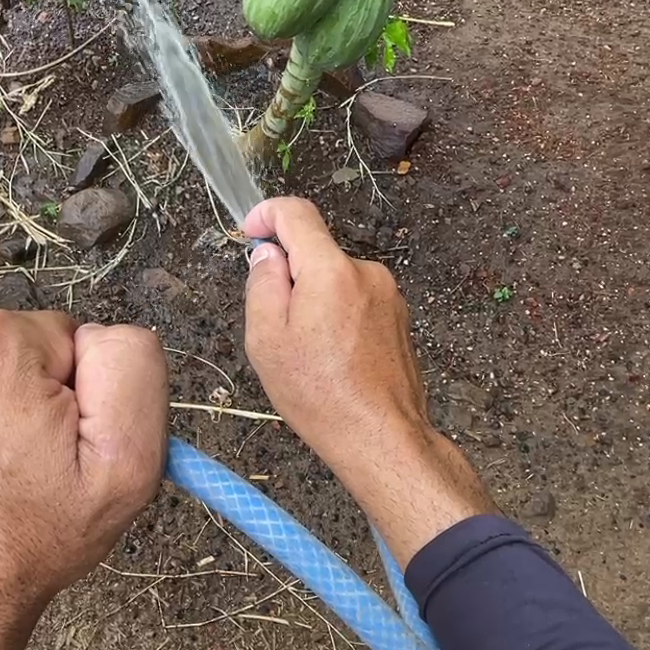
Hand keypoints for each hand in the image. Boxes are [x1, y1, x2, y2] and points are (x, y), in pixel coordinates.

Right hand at [243, 197, 494, 564]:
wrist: (381, 437)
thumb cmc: (318, 393)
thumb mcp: (267, 340)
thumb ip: (263, 285)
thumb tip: (269, 256)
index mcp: (330, 270)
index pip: (297, 213)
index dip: (267, 214)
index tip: (251, 231)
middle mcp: (365, 272)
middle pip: (316, 250)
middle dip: (289, 273)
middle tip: (274, 323)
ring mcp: (387, 294)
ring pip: (335, 278)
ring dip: (314, 297)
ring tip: (307, 350)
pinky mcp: (398, 316)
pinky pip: (356, 298)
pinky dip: (336, 313)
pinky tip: (332, 357)